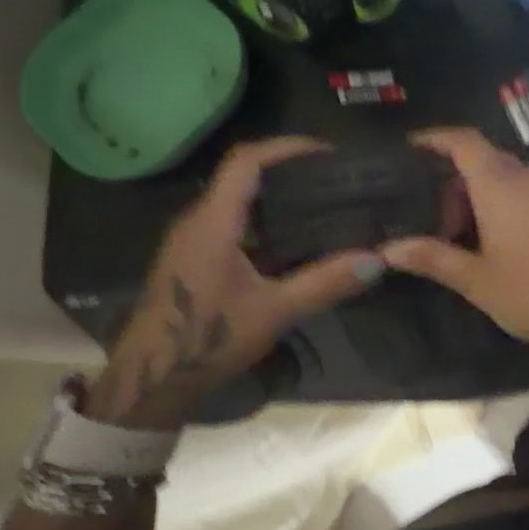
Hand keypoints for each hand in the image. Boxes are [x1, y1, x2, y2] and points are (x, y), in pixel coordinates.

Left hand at [84, 138, 384, 428]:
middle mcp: (198, 220)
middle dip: (290, 170)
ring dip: (278, 196)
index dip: (287, 147)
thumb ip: (326, 282)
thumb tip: (378, 259)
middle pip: (243, 175)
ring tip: (324, 205)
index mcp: (213, 222)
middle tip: (336, 180)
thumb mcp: (275, 312)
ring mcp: (191, 240)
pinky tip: (296, 242)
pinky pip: (232, 223)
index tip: (328, 152)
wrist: (150, 382)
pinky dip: (266, 220)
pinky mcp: (193, 259)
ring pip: (237, 200)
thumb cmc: (207, 340)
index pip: (246, 160)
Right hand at [380, 128, 528, 360]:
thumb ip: (432, 258)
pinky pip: (525, 195)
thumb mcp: (476, 279)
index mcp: (501, 184)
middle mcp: (528, 179)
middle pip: (483, 161)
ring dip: (477, 199)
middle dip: (452, 183)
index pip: (464, 142)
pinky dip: (501, 208)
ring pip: (505, 180)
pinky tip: (490, 246)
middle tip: (429, 221)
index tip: (409, 148)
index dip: (435, 139)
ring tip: (457, 240)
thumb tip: (386, 249)